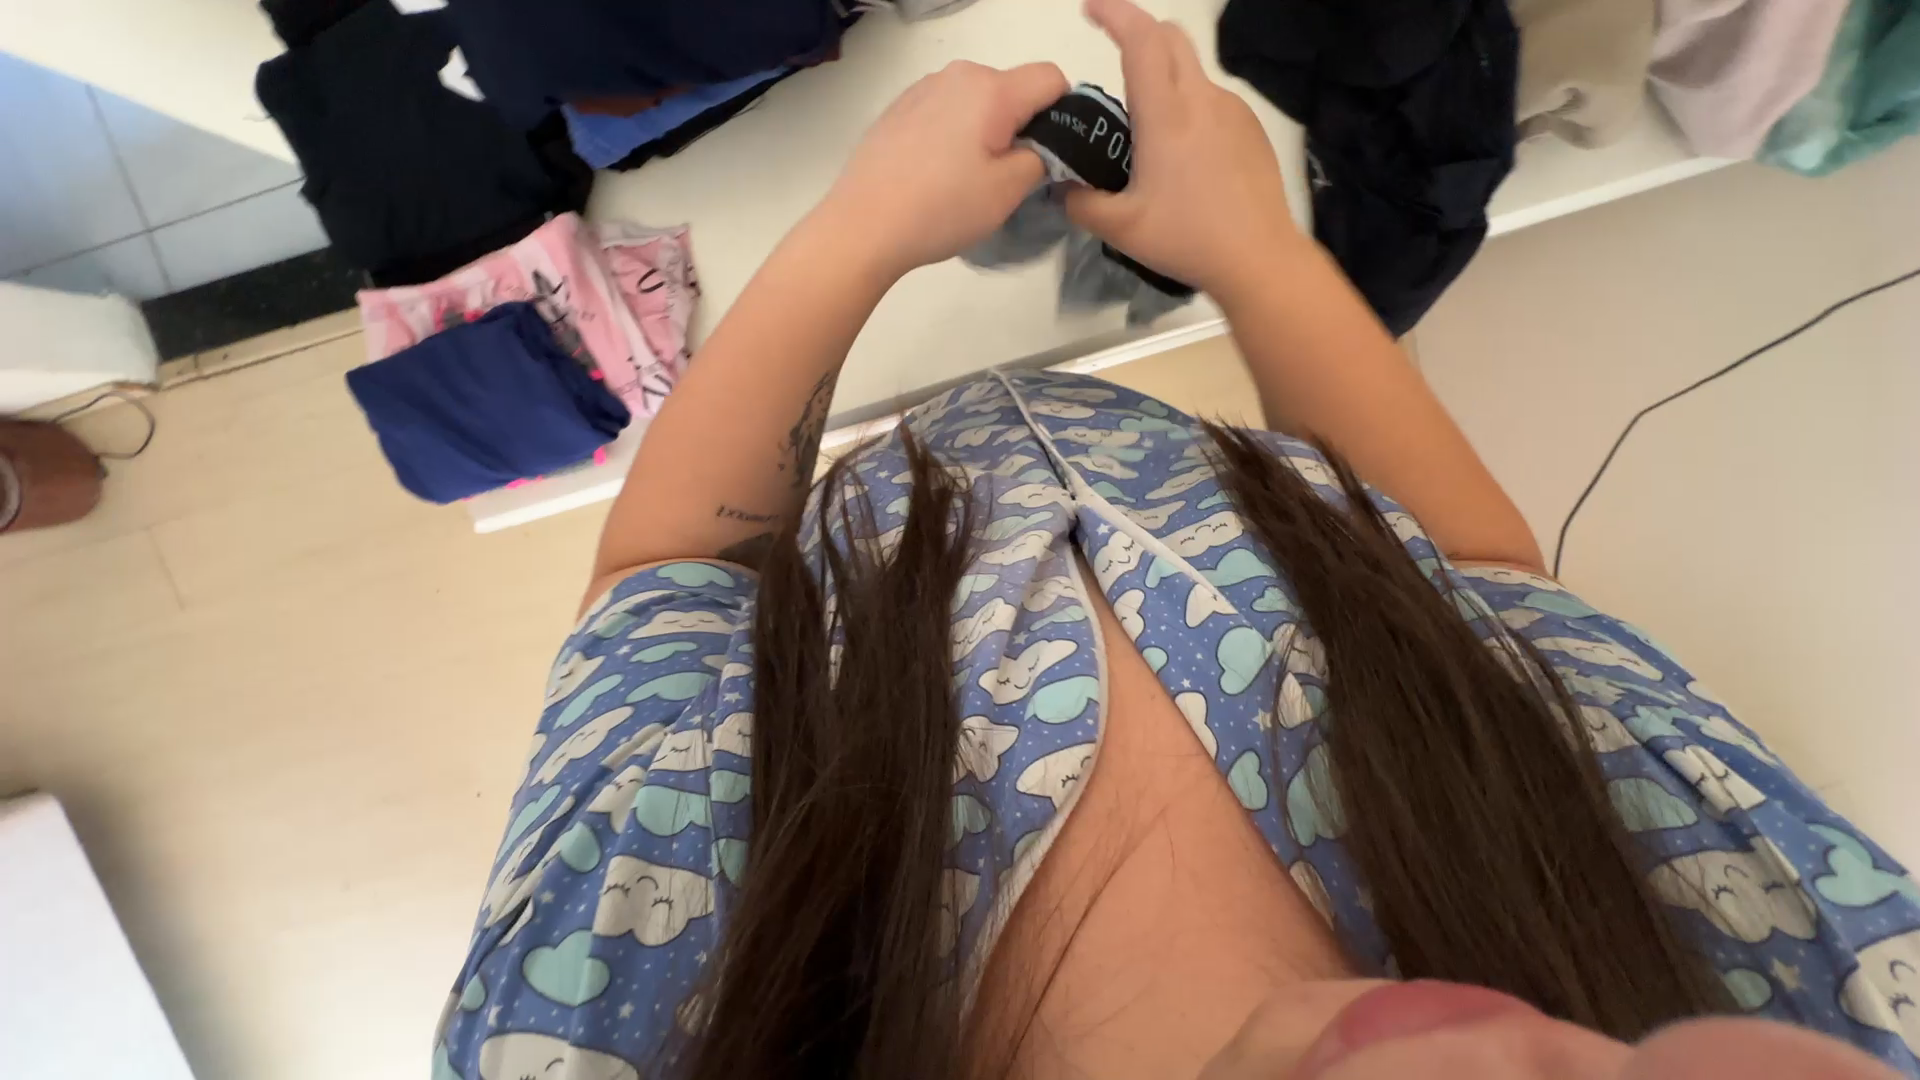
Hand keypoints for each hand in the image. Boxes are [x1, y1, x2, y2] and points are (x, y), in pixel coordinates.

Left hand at [817, 60, 1068, 278]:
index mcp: (992, 89)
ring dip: (985, 134)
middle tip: (1003, 181)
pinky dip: (953, 138)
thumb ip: (1043, 157)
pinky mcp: (900, 110)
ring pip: (977, 103)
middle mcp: (958, 75)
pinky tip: (935, 177)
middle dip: (1020, 128)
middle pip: (1012, 90)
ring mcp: (923, 89)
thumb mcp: (1007, 191)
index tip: (1049, 157)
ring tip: (964, 183)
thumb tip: (1047, 144)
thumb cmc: (940, 209)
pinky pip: (945, 114)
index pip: (1051, 79)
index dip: (1064, 115)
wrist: (864, 225)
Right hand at [1065, 0, 1301, 294]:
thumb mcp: (1120, 229)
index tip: (1090, 9)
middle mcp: (1202, 99)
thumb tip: (1063, 188)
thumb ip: (1081, 203)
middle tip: (1115, 59)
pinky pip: (1212, 102)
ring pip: (1192, 72)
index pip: (1141, 38)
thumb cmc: (1186, 239)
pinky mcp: (1250, 129)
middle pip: (1171, 38)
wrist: (1257, 257)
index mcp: (1166, 115)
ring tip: (1148, 136)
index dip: (1114, 13)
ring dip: (1165, 81)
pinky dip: (1189, 110)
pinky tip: (1184, 159)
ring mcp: (1232, 110)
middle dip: (1140, 34)